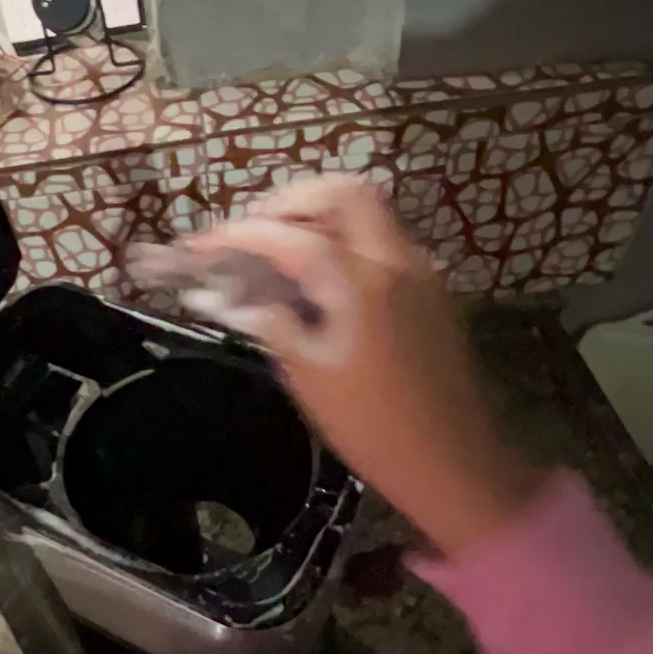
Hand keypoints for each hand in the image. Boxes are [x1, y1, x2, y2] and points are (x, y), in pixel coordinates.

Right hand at [178, 176, 546, 555]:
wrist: (453, 461)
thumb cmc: (372, 427)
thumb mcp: (308, 376)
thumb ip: (270, 323)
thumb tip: (231, 297)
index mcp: (360, 284)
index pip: (288, 236)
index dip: (236, 235)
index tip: (199, 246)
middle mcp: (395, 259)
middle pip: (341, 192)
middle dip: (288, 201)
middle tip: (251, 233)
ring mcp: (419, 269)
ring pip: (367, 210)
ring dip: (318, 215)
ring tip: (276, 248)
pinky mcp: (430, 286)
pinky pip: (381, 237)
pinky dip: (343, 237)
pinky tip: (317, 275)